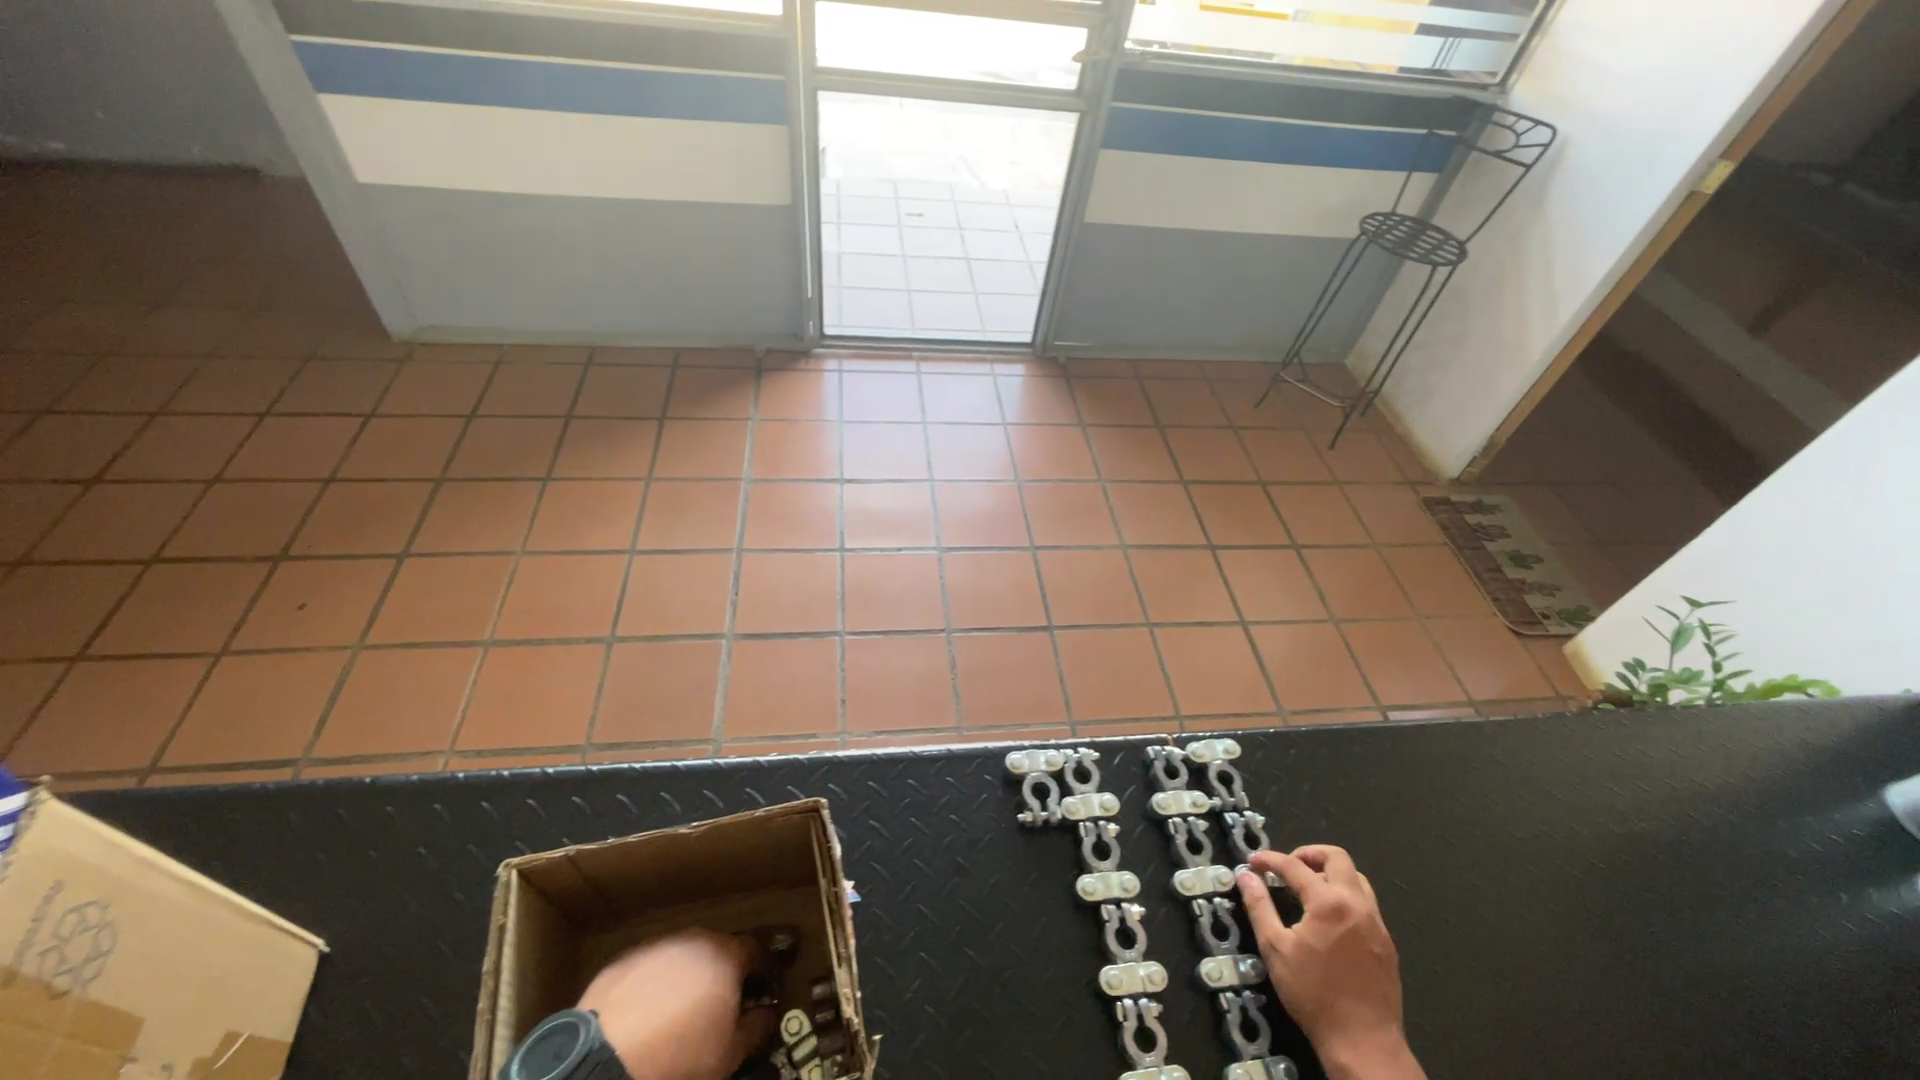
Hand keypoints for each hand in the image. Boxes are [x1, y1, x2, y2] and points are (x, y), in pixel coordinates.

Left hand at [577, 929, 777, 1079]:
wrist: (602, 1060)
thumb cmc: (678, 1057)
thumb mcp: (729, 1054)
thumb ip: (757, 1028)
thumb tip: (767, 1013)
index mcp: (724, 957)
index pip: (756, 950)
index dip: (763, 969)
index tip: (764, 989)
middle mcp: (693, 941)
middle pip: (719, 949)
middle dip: (725, 972)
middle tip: (724, 1002)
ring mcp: (655, 948)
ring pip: (684, 957)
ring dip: (690, 976)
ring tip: (683, 1010)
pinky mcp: (623, 961)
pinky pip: (652, 969)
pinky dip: (658, 984)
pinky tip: (649, 1013)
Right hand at [1236, 846, 1424, 1079]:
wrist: (1363, 1040)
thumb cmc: (1313, 994)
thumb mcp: (1275, 949)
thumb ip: (1259, 907)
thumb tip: (1245, 876)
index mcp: (1328, 903)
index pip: (1295, 866)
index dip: (1270, 859)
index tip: (1253, 861)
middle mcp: (1357, 904)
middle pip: (1338, 857)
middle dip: (1309, 853)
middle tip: (1287, 866)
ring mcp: (1377, 923)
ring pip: (1357, 879)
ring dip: (1331, 873)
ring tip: (1308, 888)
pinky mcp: (1386, 942)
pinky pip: (1367, 904)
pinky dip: (1346, 897)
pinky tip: (1330, 920)